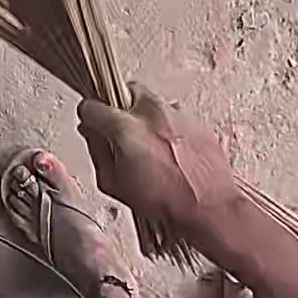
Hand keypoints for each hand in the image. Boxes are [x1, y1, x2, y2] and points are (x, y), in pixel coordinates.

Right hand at [76, 85, 243, 234]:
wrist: (208, 206)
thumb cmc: (164, 200)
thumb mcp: (113, 184)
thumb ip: (97, 151)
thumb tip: (91, 133)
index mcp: (125, 128)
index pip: (93, 106)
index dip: (89, 117)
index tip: (92, 124)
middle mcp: (151, 113)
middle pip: (125, 90)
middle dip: (119, 107)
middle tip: (120, 129)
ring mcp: (177, 113)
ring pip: (152, 102)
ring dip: (145, 117)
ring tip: (149, 144)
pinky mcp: (196, 119)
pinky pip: (174, 114)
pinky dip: (167, 126)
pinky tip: (168, 150)